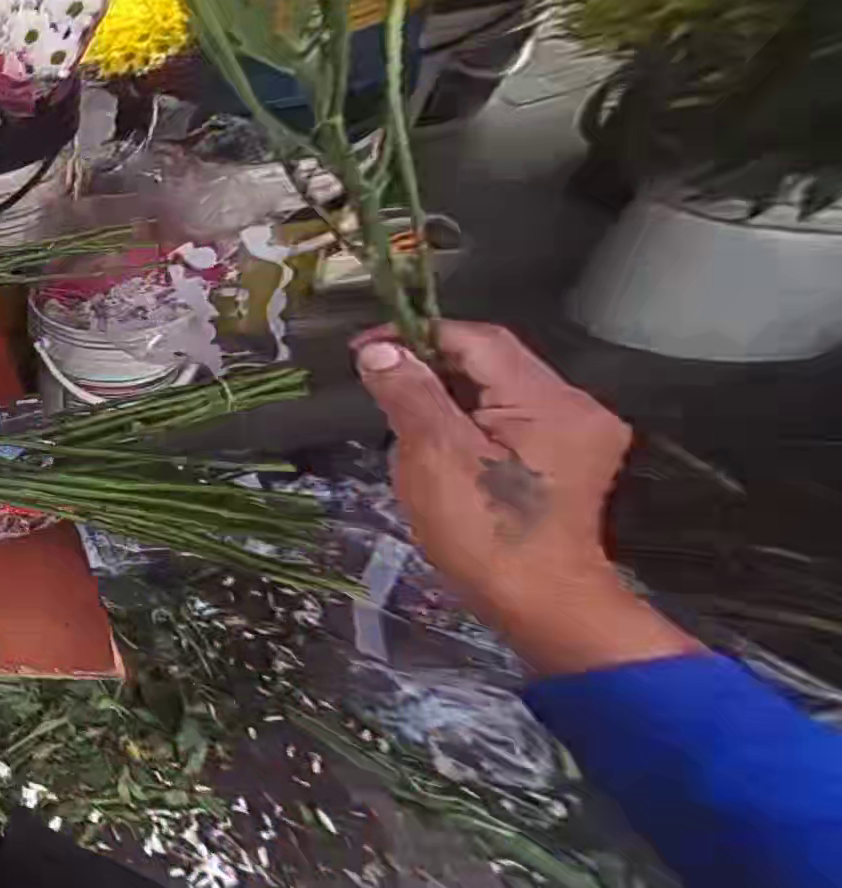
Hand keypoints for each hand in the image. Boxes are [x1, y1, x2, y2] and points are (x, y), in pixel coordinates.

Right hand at [353, 321, 701, 674]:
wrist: (536, 602)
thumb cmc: (481, 528)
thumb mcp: (434, 454)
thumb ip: (408, 393)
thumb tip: (377, 350)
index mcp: (549, 402)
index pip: (478, 340)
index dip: (416, 334)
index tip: (364, 348)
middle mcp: (572, 407)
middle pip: (488, 360)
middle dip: (425, 360)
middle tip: (372, 376)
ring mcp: (570, 433)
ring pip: (491, 385)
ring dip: (438, 386)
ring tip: (392, 403)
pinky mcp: (557, 455)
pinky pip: (499, 412)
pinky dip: (457, 410)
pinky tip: (427, 430)